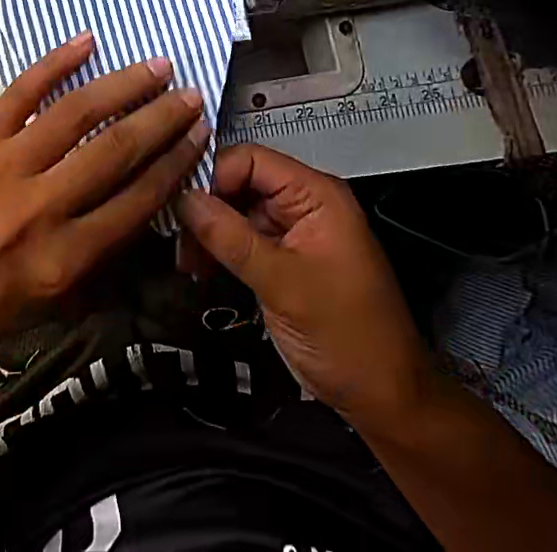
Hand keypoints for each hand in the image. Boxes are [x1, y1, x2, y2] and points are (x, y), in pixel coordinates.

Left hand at [0, 31, 207, 357]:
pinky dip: (54, 64)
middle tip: (191, 95)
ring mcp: (0, 171)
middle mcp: (35, 212)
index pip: (138, 198)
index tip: (201, 133)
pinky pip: (19, 93)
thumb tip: (162, 170)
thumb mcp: (75, 284)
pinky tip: (87, 43)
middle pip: (113, 151)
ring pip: (73, 114)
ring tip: (157, 67)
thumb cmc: (14, 296)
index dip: (177, 160)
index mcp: (65, 257)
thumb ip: (117, 233)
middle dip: (161, 118)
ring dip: (123, 86)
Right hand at [174, 144, 432, 426]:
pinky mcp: (281, 257)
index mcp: (315, 194)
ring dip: (207, 232)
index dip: (212, 175)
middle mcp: (302, 203)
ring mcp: (292, 230)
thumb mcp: (283, 283)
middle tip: (173, 237)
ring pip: (235, 210)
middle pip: (240, 182)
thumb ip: (230, 237)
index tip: (176, 203)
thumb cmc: (344, 334)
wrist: (383, 395)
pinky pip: (240, 238)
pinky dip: (218, 250)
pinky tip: (199, 269)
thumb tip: (182, 198)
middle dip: (205, 206)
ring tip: (186, 262)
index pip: (251, 160)